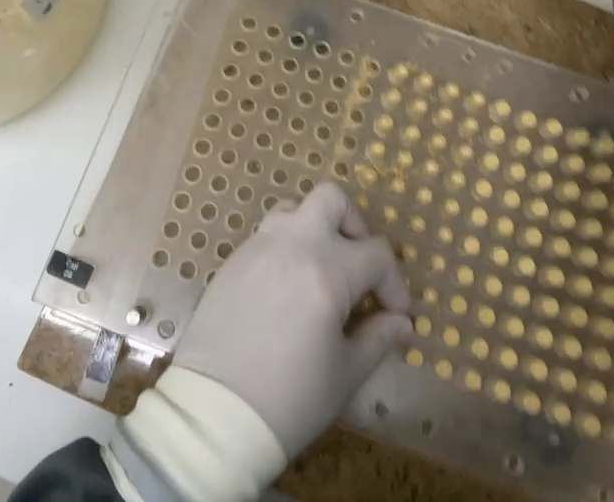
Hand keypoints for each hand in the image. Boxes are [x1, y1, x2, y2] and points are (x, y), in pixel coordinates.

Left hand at [172, 182, 412, 456]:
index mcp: (327, 271)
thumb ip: (378, 338)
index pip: (377, 254)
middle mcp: (293, 245)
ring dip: (315, 230)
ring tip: (321, 272)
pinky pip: (266, 236)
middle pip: (332, 199)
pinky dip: (286, 249)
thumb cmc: (290, 398)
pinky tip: (288, 290)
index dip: (394, 284)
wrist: (213, 414)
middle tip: (358, 268)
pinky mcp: (231, 263)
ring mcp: (257, 249)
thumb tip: (400, 322)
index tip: (394, 314)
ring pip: (294, 210)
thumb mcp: (346, 374)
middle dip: (354, 226)